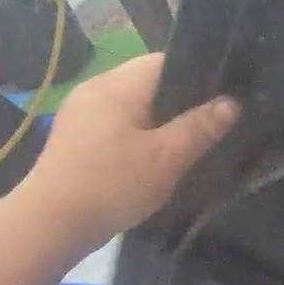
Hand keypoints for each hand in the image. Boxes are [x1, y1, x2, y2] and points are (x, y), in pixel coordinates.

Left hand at [13, 54, 238, 246]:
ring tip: (188, 141)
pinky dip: (139, 132)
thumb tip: (231, 103)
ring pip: (133, 104)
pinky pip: (117, 122)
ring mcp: (81, 112)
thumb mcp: (167, 158)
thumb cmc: (113, 185)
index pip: (165, 61)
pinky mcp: (76, 136)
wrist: (51, 223)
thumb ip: (200, 127)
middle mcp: (96, 88)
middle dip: (181, 100)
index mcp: (118, 85)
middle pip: (149, 82)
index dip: (198, 75)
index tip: (224, 98)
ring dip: (160, 119)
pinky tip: (154, 156)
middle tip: (212, 125)